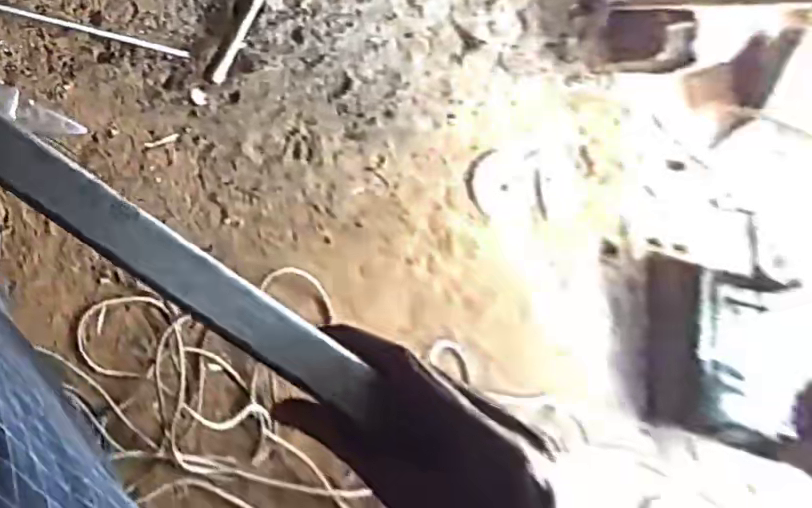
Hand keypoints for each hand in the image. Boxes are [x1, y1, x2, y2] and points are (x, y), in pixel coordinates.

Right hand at [275, 325, 555, 507]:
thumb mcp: (398, 493)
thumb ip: (343, 442)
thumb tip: (284, 406)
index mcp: (480, 437)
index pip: (402, 361)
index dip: (353, 341)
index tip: (316, 337)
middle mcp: (516, 427)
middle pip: (426, 371)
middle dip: (379, 371)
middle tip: (340, 382)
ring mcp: (537, 436)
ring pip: (451, 387)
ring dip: (410, 390)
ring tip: (384, 416)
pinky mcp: (546, 447)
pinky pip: (479, 407)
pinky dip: (443, 410)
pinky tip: (430, 436)